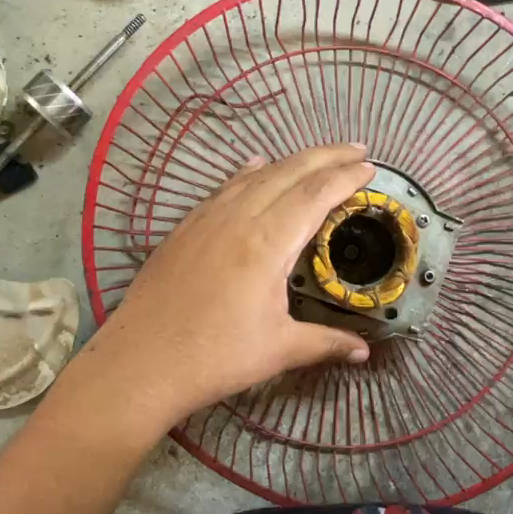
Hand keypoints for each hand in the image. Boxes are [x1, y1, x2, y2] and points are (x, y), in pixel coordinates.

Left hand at [70, 144, 375, 428]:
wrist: (141, 363)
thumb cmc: (215, 358)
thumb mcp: (279, 350)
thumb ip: (325, 343)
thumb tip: (364, 351)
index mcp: (267, 243)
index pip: (315, 195)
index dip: (345, 178)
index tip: (371, 169)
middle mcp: (237, 219)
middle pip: (288, 172)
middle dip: (326, 157)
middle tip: (356, 150)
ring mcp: (206, 220)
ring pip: (254, 175)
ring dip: (290, 161)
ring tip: (316, 158)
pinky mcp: (184, 229)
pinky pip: (224, 188)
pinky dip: (248, 173)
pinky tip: (253, 166)